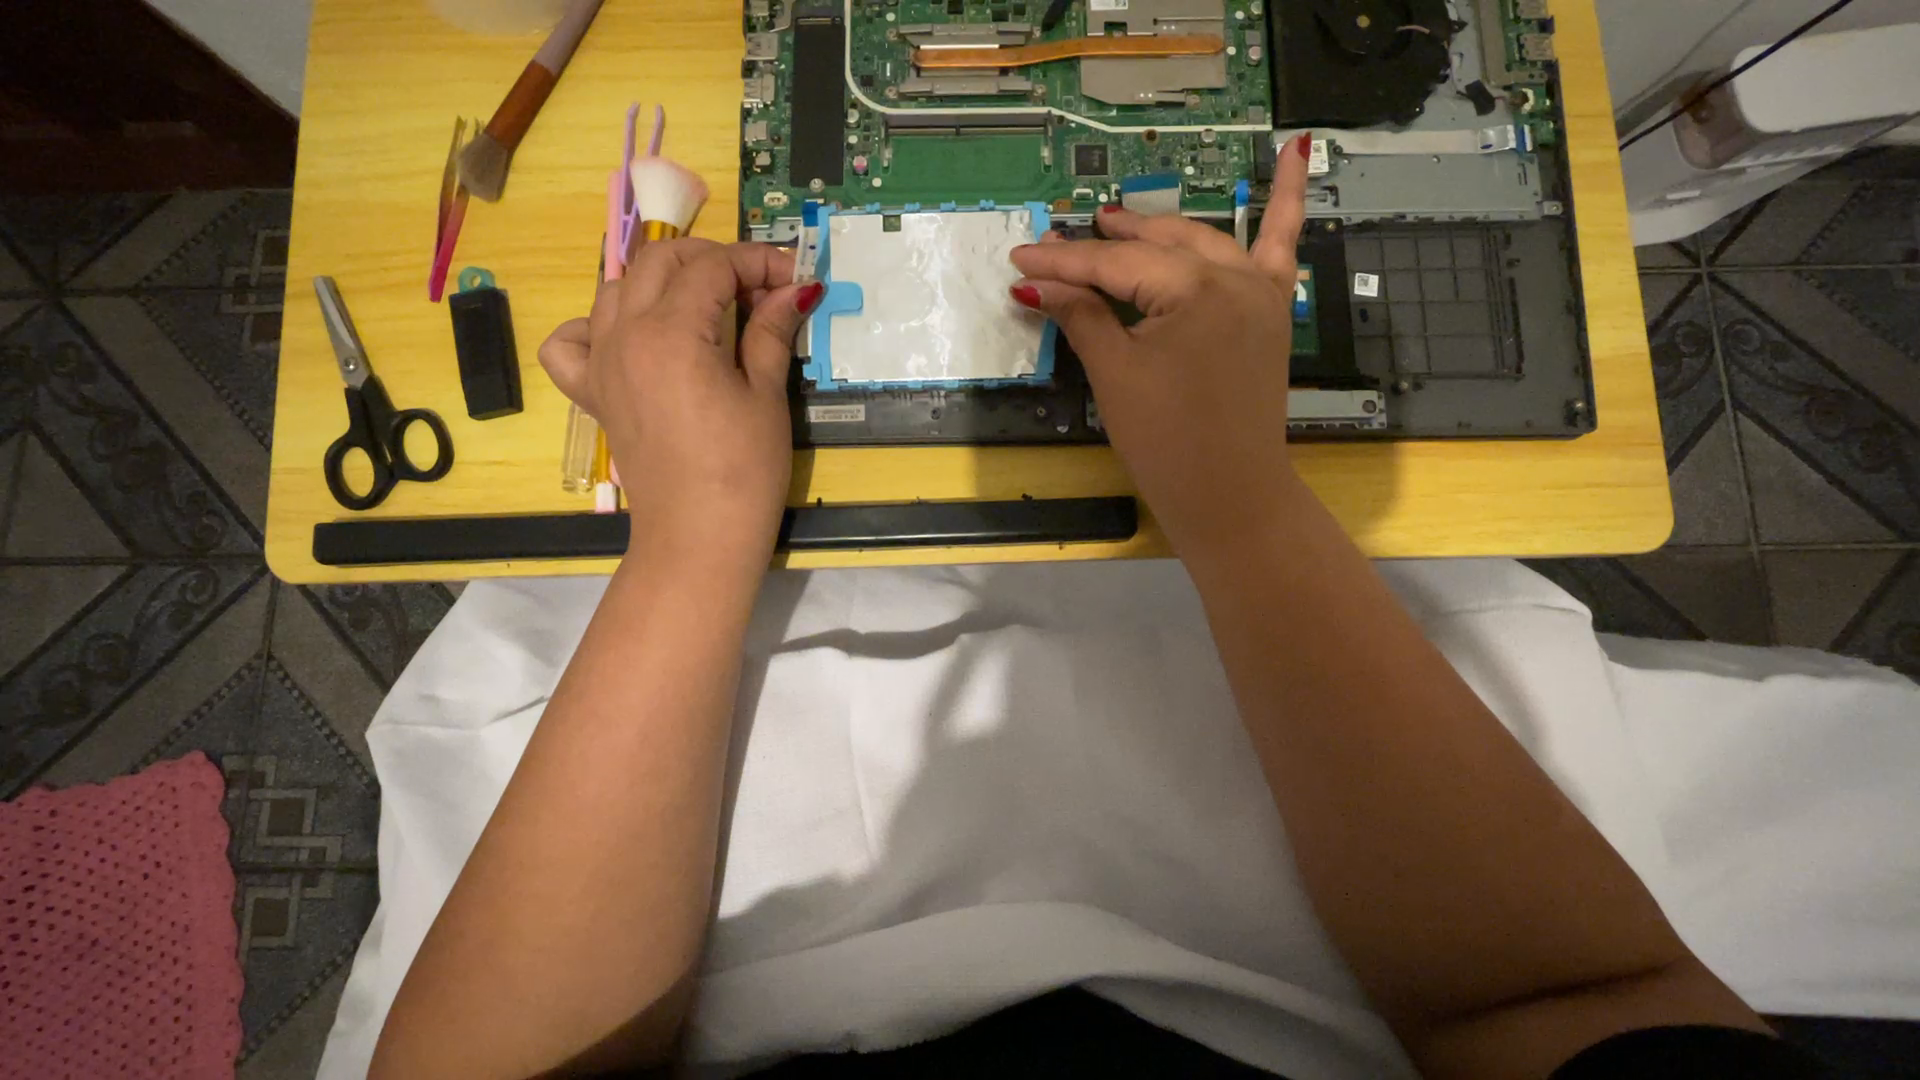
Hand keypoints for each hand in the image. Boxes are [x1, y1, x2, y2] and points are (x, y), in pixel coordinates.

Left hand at [537, 240, 823, 564]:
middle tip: (758, 288)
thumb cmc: (744, 471)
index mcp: (671, 333)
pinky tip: (631, 338)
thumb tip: (793, 289)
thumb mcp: (765, 396)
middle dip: (712, 260)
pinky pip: (572, 342)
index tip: (794, 277)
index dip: (757, 262)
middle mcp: (624, 335)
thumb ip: (771, 332)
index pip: (712, 268)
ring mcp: (600, 363)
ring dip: (663, 282)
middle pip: (660, 262)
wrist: (699, 537)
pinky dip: (596, 326)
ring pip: (617, 288)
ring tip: (706, 307)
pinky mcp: (593, 393)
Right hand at [1008, 133, 1313, 561]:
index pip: (1114, 266)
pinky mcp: (1272, 310)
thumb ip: (1082, 316)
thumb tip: (1037, 283)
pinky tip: (1296, 150)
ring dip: (1159, 230)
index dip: (1063, 263)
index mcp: (1193, 290)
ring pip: (1203, 241)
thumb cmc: (1165, 442)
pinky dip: (1287, 198)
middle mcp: (1234, 276)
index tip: (1020, 257)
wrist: (1230, 495)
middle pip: (1157, 247)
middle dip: (1105, 244)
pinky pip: (1281, 244)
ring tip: (1116, 221)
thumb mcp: (1115, 376)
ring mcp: (1261, 290)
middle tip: (1058, 243)